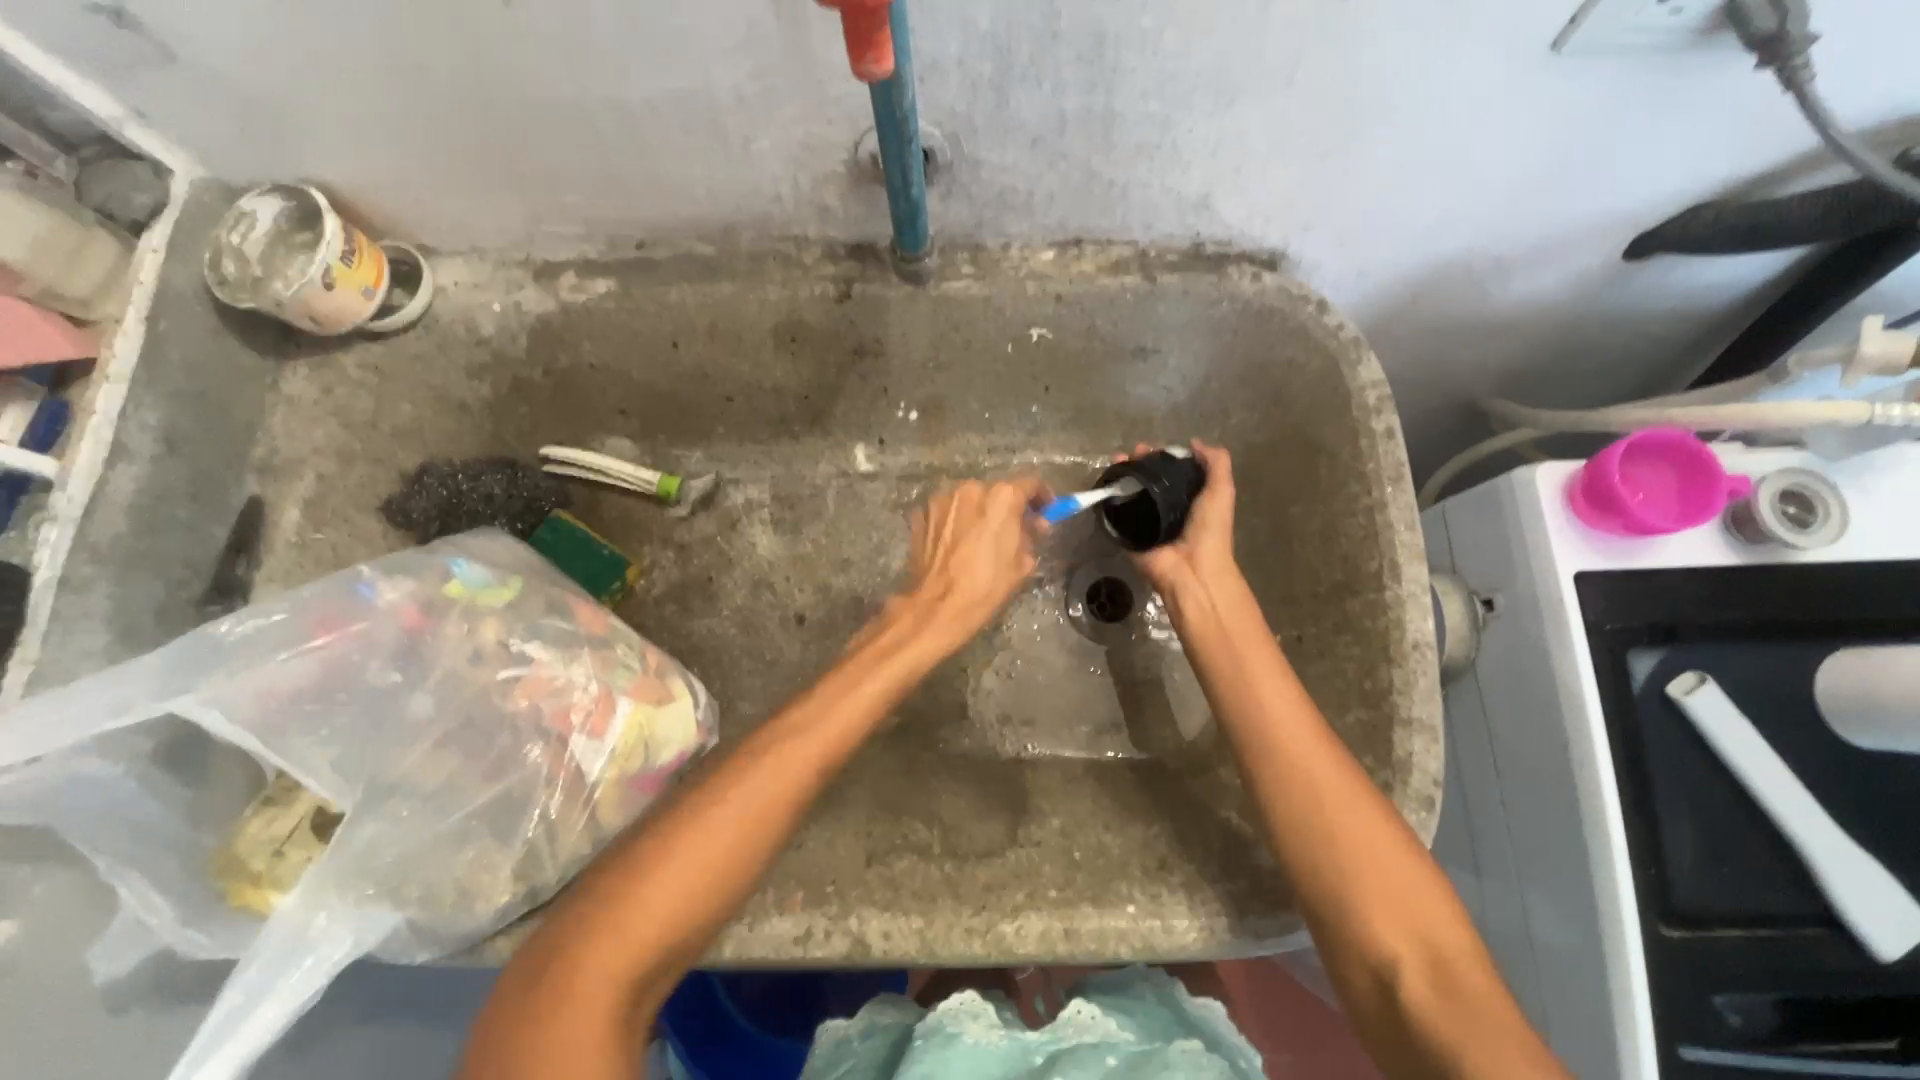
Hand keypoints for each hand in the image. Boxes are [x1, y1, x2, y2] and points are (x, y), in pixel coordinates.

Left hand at [894, 473, 1047, 654]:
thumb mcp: (1023, 562)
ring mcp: (942, 498)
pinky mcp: (921, 513)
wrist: (939, 604)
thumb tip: (1034, 523)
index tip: (1046, 509)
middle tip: (1012, 528)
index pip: (1030, 484)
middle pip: (996, 491)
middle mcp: (971, 488)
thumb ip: (1031, 534)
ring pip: (968, 499)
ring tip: (979, 537)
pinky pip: (946, 511)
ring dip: (978, 512)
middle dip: (1007, 507)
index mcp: (1002, 496)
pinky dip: (954, 521)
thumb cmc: (987, 585)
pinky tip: (956, 542)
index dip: (1042, 496)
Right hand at [1121, 439, 1236, 595]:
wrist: (1191, 569)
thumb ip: (1216, 464)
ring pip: (1130, 492)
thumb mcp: (1221, 490)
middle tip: (1131, 453)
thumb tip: (1195, 443)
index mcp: (1189, 498)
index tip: (1151, 447)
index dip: (1162, 456)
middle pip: (1148, 479)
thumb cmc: (1209, 529)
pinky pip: (1116, 513)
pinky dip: (1109, 497)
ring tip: (1115, 462)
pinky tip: (1104, 482)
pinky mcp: (1128, 534)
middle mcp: (1166, 507)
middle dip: (1139, 463)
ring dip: (1122, 475)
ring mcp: (1145, 521)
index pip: (1171, 471)